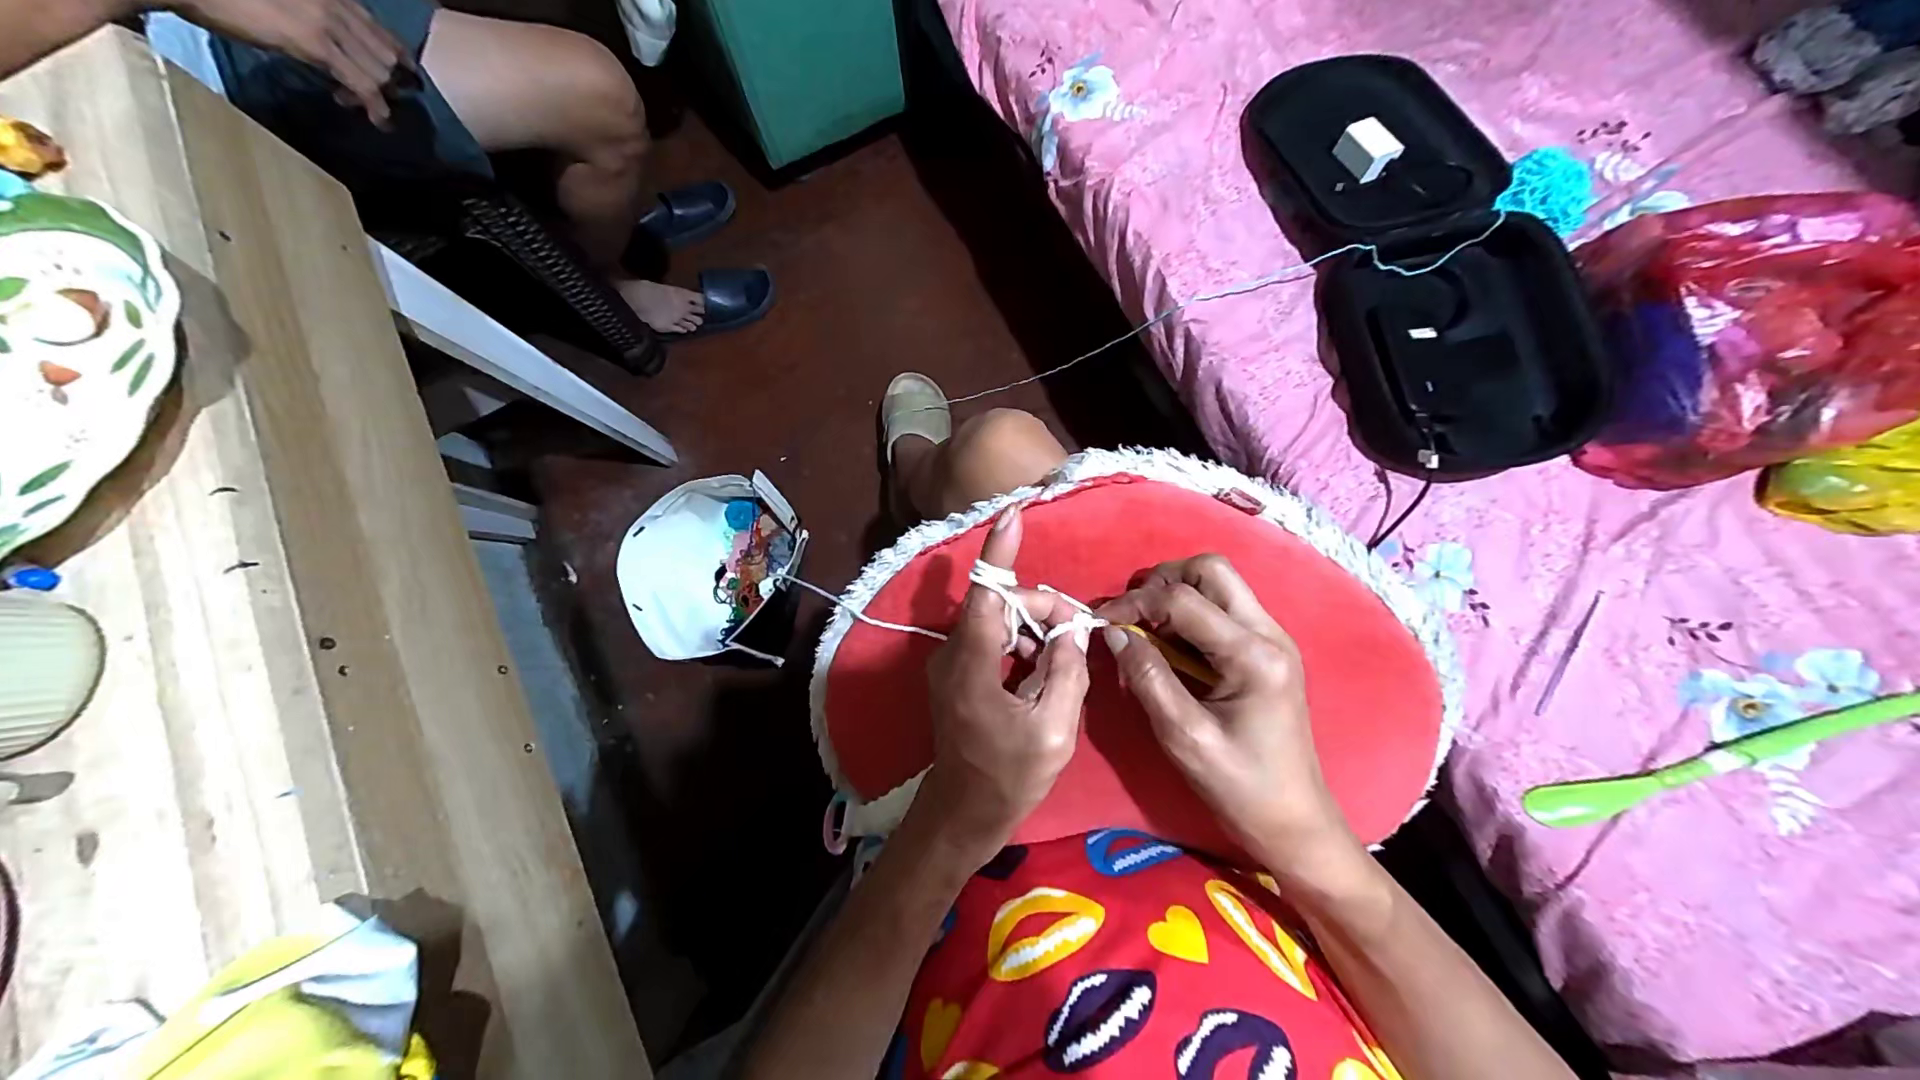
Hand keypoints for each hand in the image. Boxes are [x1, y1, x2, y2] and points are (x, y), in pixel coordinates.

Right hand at [171, 0, 409, 125]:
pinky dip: (375, 106)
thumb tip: (334, 49)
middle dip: (387, 78)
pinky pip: (363, 83)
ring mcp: (327, 21)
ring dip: (377, 93)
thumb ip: (314, 19)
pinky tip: (376, 118)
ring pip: (380, 70)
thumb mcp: (284, 4)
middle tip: (372, 93)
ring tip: (356, 101)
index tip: (396, 75)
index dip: (393, 55)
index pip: (376, 27)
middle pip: (386, 52)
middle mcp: (333, 2)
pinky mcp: (317, 43)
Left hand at [911, 507, 1090, 865]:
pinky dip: (1020, 643)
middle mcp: (954, 652)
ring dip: (1032, 627)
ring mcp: (950, 663)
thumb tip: (1073, 631)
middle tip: (1077, 635)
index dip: (1001, 550)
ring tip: (1065, 653)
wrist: (963, 813)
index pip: (986, 591)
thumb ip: (1066, 670)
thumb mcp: (1054, 727)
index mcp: (972, 661)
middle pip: (999, 604)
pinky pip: (991, 640)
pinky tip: (1043, 667)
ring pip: (996, 621)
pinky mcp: (956, 675)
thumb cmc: (1008, 776)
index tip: (1015, 512)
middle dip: (1041, 608)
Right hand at [1096, 555, 1358, 878]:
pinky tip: (1167, 644)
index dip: (1135, 604)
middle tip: (1129, 614)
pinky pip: (1222, 609)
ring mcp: (1271, 639)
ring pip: (1217, 584)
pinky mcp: (1265, 650)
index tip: (1101, 623)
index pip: (1183, 600)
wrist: (1293, 820)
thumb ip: (1147, 677)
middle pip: (1211, 569)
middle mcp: (1269, 633)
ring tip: (1143, 629)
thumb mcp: (1183, 735)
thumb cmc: (1239, 785)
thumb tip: (1115, 633)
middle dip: (1162, 581)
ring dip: (1174, 594)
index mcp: (1253, 655)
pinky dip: (1187, 614)